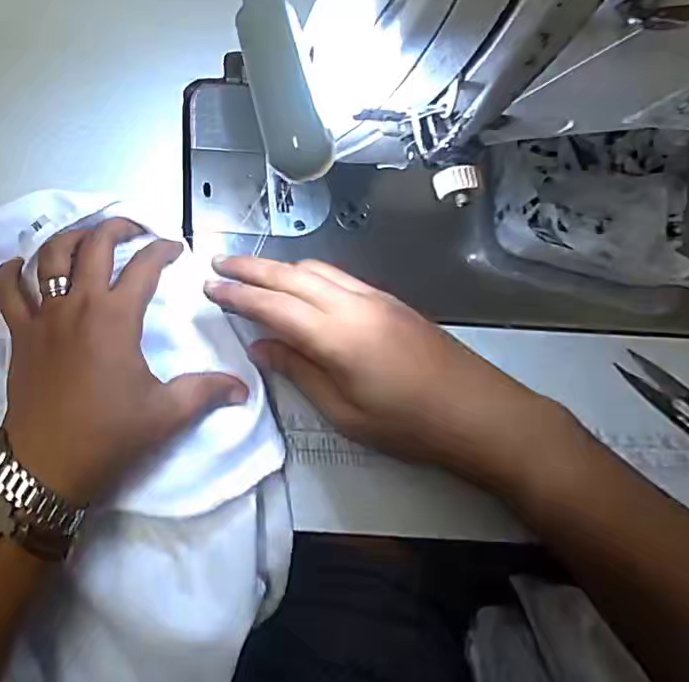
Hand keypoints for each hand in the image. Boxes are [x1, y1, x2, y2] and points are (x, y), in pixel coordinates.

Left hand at [0, 218, 248, 506]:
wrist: (45, 469)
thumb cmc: (108, 435)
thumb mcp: (166, 414)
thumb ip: (206, 392)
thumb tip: (244, 388)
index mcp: (116, 316)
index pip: (144, 265)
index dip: (163, 249)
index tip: (176, 248)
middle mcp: (78, 304)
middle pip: (95, 244)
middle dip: (118, 227)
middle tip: (135, 229)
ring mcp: (44, 316)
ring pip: (49, 256)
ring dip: (70, 238)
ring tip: (87, 238)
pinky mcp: (19, 334)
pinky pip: (6, 292)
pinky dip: (10, 273)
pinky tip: (18, 267)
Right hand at [204, 256, 577, 491]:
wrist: (479, 411)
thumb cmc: (409, 425)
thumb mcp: (345, 413)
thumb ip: (299, 372)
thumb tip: (260, 345)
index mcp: (336, 334)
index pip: (273, 305)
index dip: (238, 294)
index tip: (209, 285)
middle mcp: (352, 302)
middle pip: (291, 274)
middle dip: (252, 267)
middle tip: (218, 263)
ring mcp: (374, 296)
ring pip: (316, 268)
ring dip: (280, 266)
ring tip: (251, 272)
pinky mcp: (389, 299)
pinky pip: (337, 275)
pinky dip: (307, 273)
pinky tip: (299, 285)